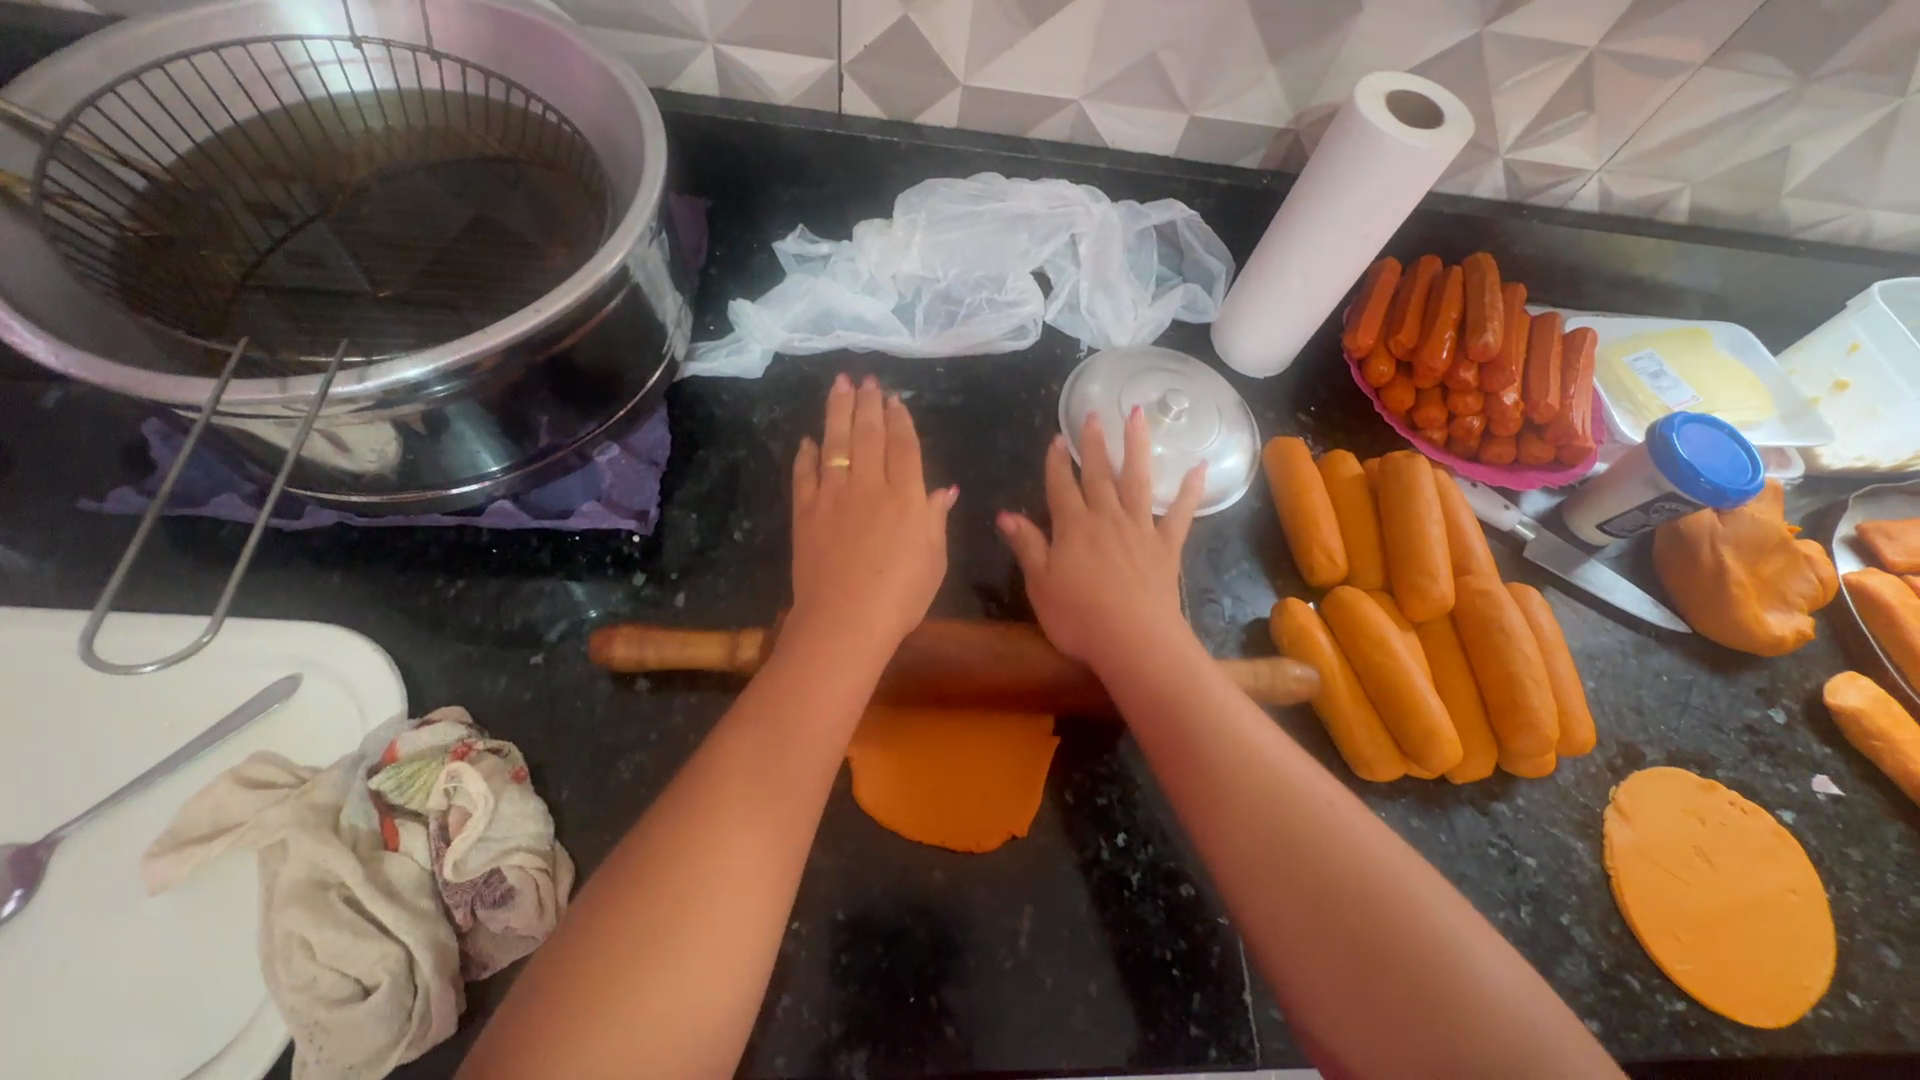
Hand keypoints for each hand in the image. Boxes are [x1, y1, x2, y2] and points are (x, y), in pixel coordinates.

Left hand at [789, 374, 956, 651]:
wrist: (844, 621)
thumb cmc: (900, 597)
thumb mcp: (934, 561)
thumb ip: (936, 519)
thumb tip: (945, 489)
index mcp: (907, 497)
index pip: (904, 446)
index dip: (900, 420)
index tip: (895, 398)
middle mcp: (870, 486)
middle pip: (868, 435)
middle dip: (868, 403)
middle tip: (866, 379)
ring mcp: (834, 496)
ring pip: (835, 444)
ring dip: (837, 411)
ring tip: (839, 385)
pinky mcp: (805, 512)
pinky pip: (805, 475)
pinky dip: (807, 454)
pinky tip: (809, 440)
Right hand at [997, 408, 1204, 671]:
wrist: (1134, 639)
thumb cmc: (1078, 617)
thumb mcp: (1040, 584)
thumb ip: (1026, 545)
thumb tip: (1005, 514)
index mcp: (1072, 527)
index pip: (1060, 487)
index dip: (1055, 462)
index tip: (1055, 438)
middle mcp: (1106, 518)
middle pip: (1098, 474)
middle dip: (1093, 443)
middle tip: (1094, 414)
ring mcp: (1140, 529)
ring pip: (1136, 479)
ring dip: (1136, 446)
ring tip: (1137, 415)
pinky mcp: (1166, 546)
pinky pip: (1180, 512)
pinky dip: (1189, 489)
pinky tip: (1198, 466)